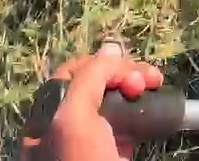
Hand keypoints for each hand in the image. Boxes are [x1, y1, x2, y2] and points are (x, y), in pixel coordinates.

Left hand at [21, 40, 164, 160]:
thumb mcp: (73, 121)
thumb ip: (88, 80)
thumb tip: (111, 48)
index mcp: (44, 120)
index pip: (72, 72)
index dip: (103, 64)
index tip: (130, 75)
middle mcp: (62, 128)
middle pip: (95, 82)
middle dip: (125, 72)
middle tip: (147, 81)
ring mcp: (88, 143)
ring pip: (113, 98)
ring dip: (137, 84)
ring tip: (154, 86)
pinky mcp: (110, 154)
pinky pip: (125, 121)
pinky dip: (141, 108)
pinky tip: (153, 108)